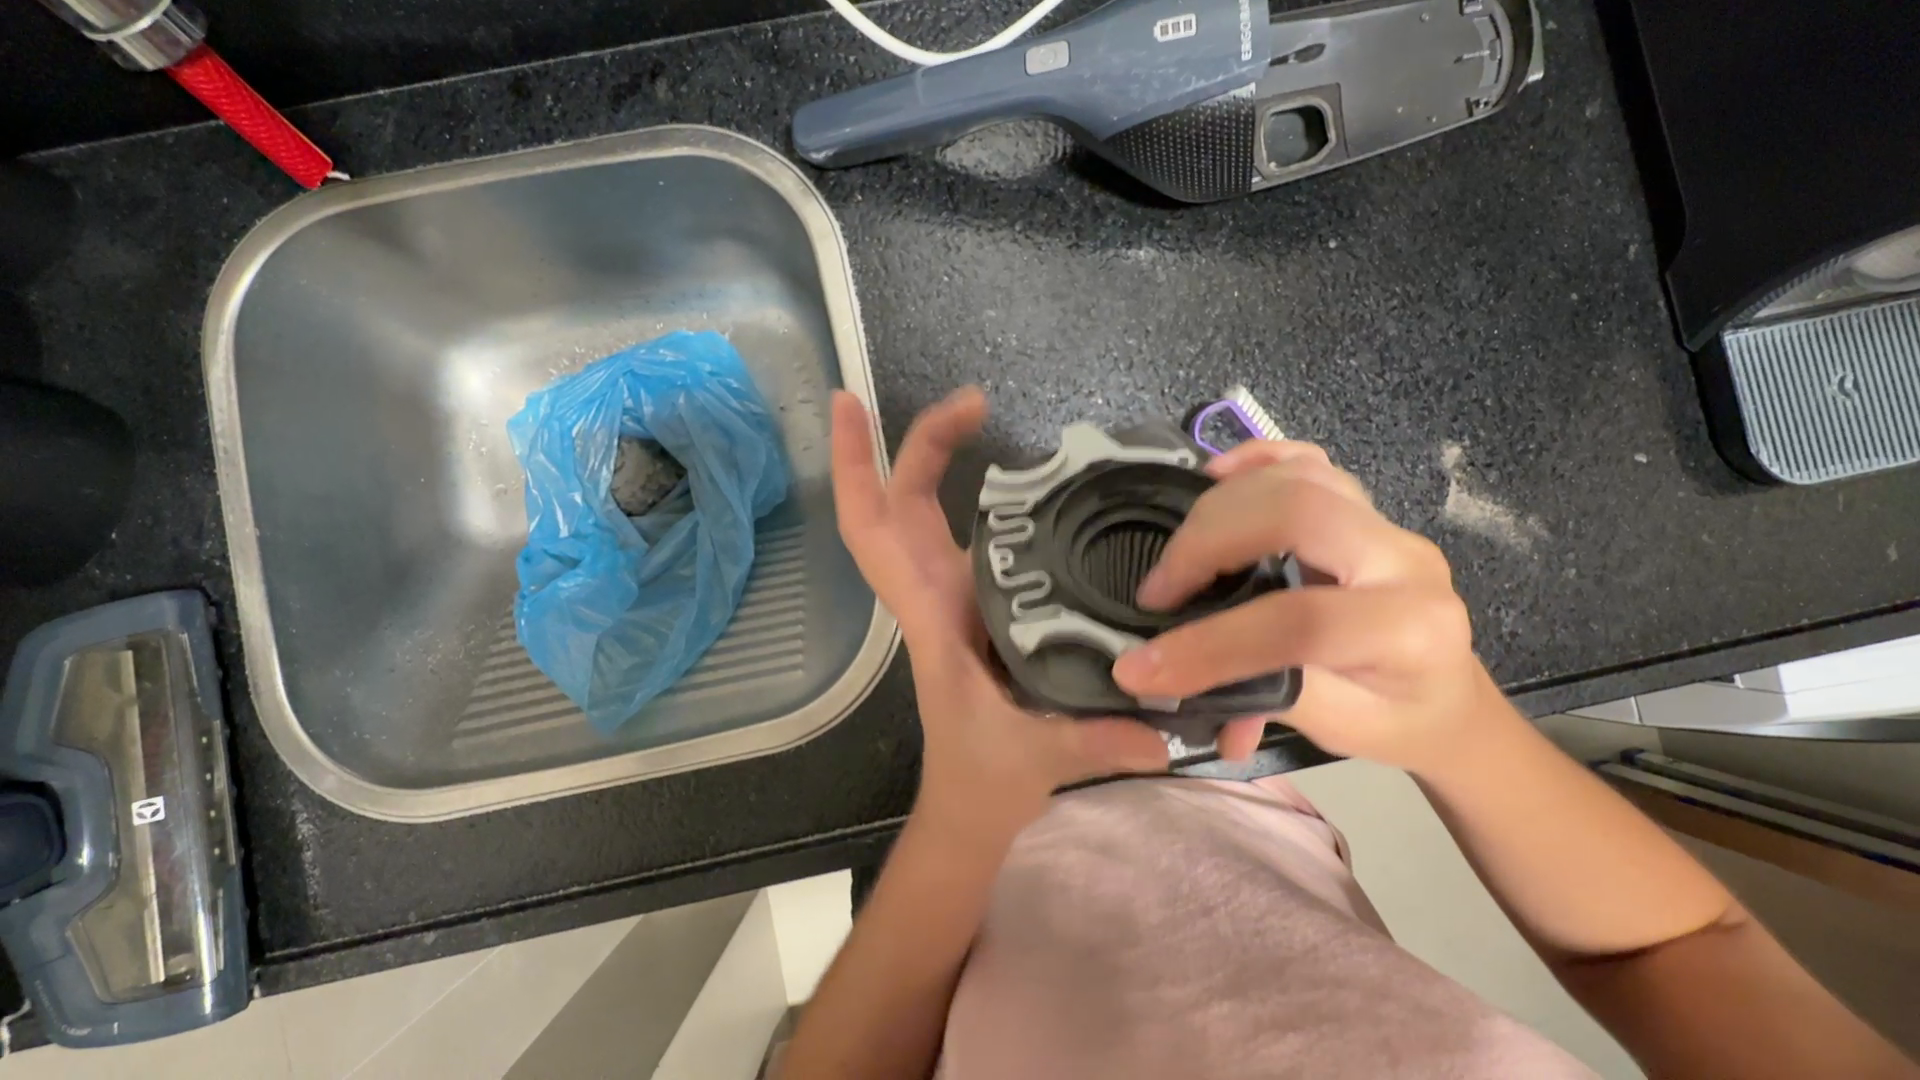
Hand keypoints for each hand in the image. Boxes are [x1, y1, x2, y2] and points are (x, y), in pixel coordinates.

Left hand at [831, 388, 1169, 843]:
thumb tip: (1160, 735)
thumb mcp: (1038, 759)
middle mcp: (936, 595)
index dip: (856, 467)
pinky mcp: (983, 605)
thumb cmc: (986, 779)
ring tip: (981, 410)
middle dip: (910, 444)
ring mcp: (956, 596)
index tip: (852, 404)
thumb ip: (1095, 743)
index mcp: (933, 616)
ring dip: (935, 460)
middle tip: (969, 397)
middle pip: (897, 506)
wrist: (973, 805)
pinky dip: (976, 494)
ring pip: (924, 515)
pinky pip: (966, 536)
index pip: (875, 532)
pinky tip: (1025, 475)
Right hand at [1112, 440, 1504, 772]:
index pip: (1299, 624)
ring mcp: (1386, 524)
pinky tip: (1213, 475)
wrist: (1447, 698)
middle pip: (1298, 515)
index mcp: (1409, 631)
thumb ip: (1263, 697)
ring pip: (1298, 478)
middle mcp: (1405, 561)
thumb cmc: (1396, 721)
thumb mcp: (1337, 730)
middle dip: (1207, 545)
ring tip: (1177, 557)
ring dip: (1220, 506)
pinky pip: (1309, 460)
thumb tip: (1172, 677)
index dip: (1210, 644)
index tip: (1142, 668)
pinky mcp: (1363, 507)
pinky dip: (1255, 459)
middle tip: (1157, 593)